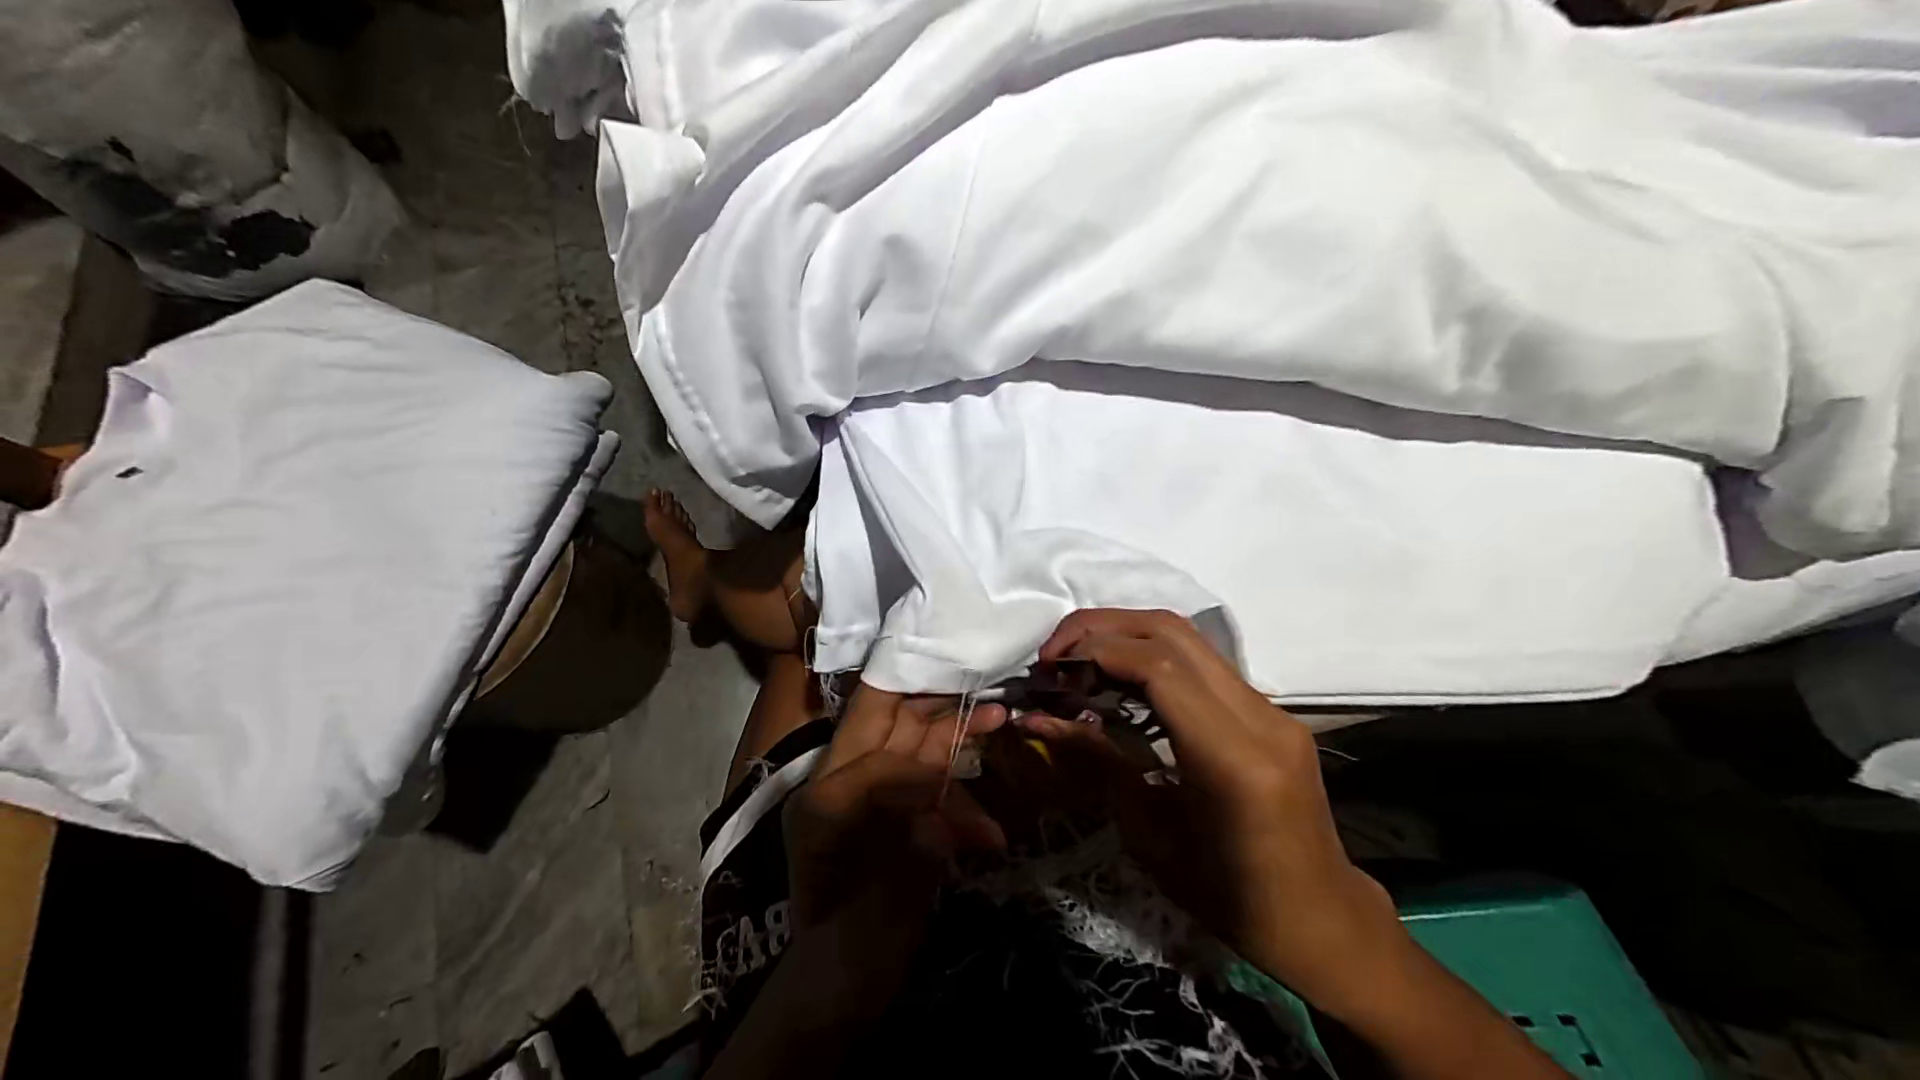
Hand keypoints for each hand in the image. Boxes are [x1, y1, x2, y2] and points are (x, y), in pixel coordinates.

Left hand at [781, 684, 1007, 995]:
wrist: (842, 989)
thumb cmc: (850, 958)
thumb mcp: (877, 918)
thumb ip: (907, 864)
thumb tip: (940, 822)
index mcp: (824, 804)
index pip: (870, 758)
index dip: (919, 761)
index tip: (963, 772)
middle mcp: (841, 786)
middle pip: (884, 724)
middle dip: (931, 700)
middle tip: (977, 680)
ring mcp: (870, 795)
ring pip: (913, 744)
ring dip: (954, 731)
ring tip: (998, 716)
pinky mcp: (896, 809)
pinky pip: (930, 779)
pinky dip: (961, 790)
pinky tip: (989, 825)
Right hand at [1015, 609, 1397, 1011]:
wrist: (1317, 918)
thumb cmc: (1227, 898)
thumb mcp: (1149, 835)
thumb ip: (1097, 763)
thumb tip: (1038, 718)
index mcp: (1233, 760)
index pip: (1160, 668)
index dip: (1097, 652)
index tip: (1051, 668)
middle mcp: (1261, 719)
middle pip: (1174, 633)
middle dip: (1104, 628)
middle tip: (1055, 654)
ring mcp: (1272, 709)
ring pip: (1189, 638)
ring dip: (1126, 635)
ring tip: (1079, 660)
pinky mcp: (1270, 710)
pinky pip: (1202, 663)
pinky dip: (1150, 656)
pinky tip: (1120, 680)